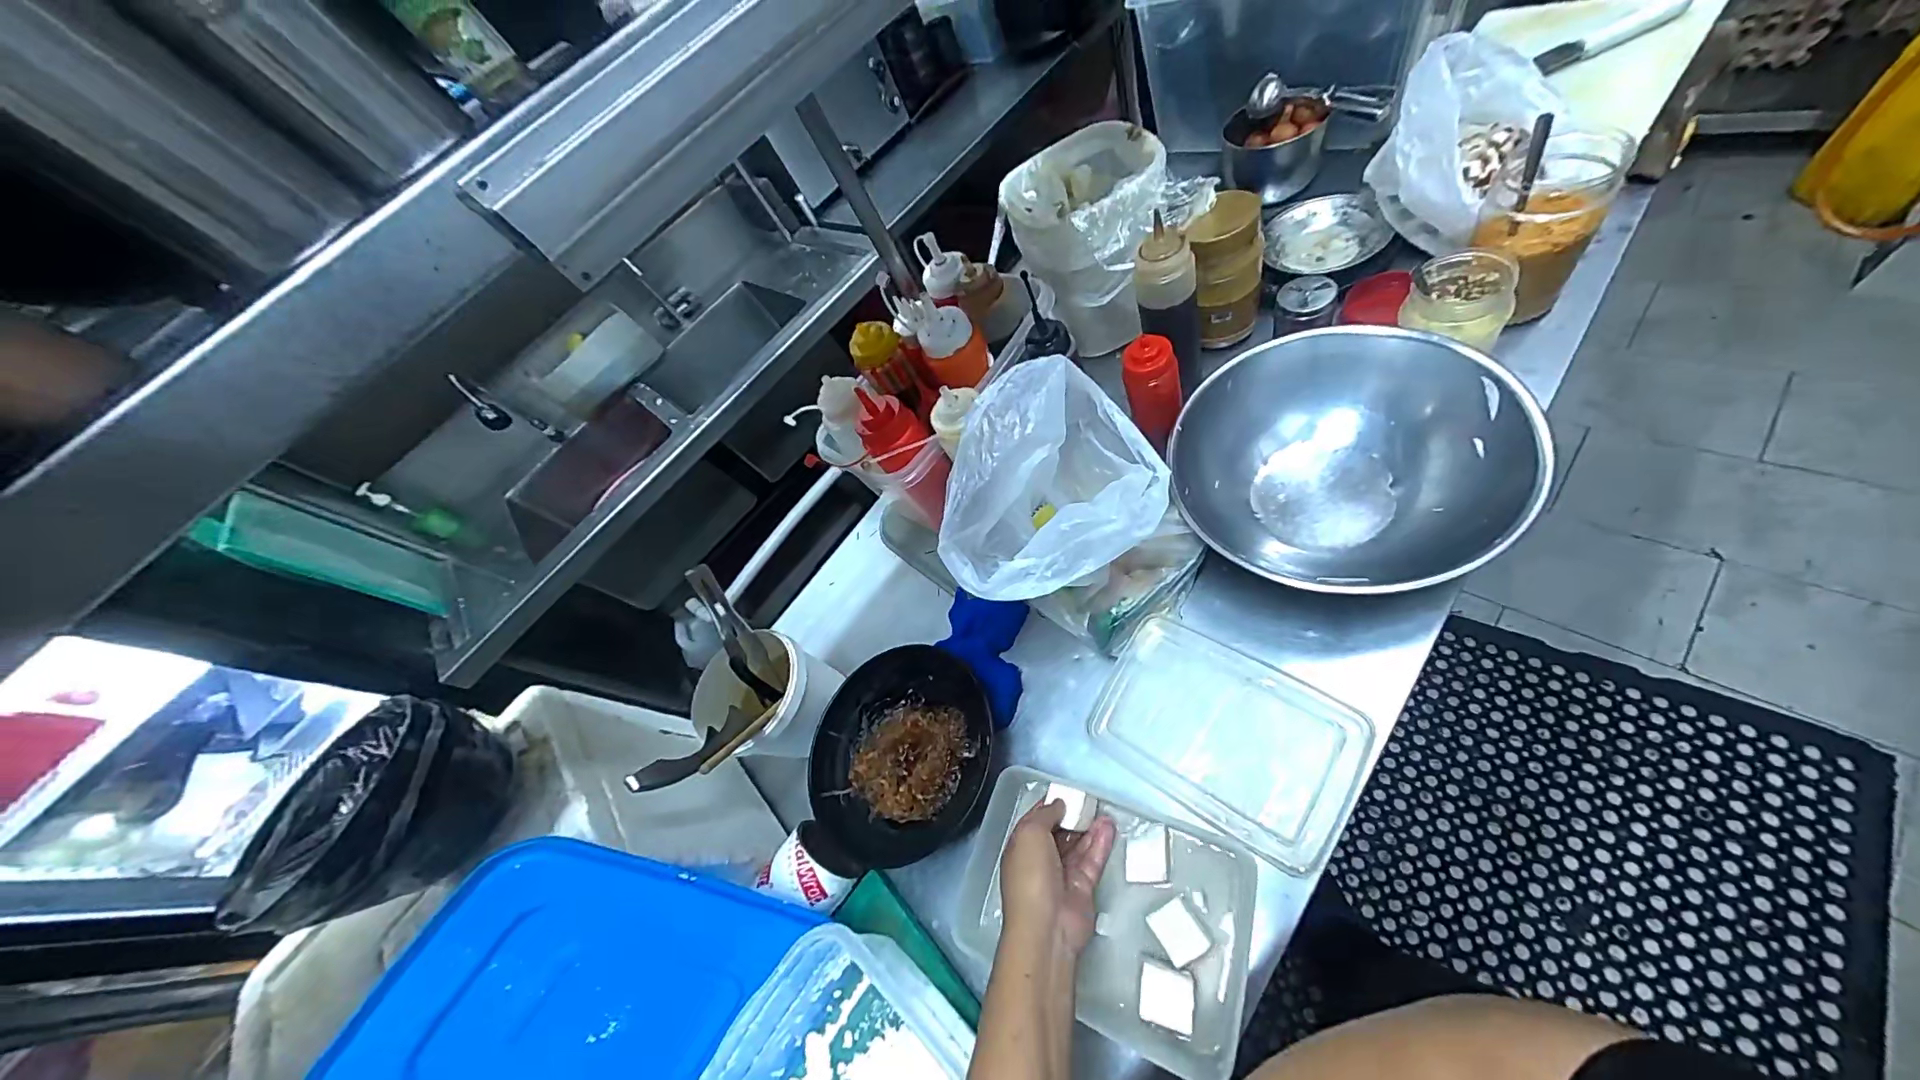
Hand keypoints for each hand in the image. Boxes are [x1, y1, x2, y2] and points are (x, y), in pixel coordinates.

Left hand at [1001, 798, 1116, 956]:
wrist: (1047, 926)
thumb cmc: (1031, 875)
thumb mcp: (1030, 833)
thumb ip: (1045, 815)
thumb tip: (1058, 804)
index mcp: (1022, 846)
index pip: (1036, 819)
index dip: (1051, 805)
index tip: (1067, 792)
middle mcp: (1040, 858)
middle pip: (1059, 832)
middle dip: (1073, 815)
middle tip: (1090, 799)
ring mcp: (1062, 874)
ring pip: (1077, 845)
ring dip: (1089, 827)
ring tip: (1103, 810)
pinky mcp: (1082, 887)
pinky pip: (1091, 860)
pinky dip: (1100, 843)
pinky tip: (1109, 827)